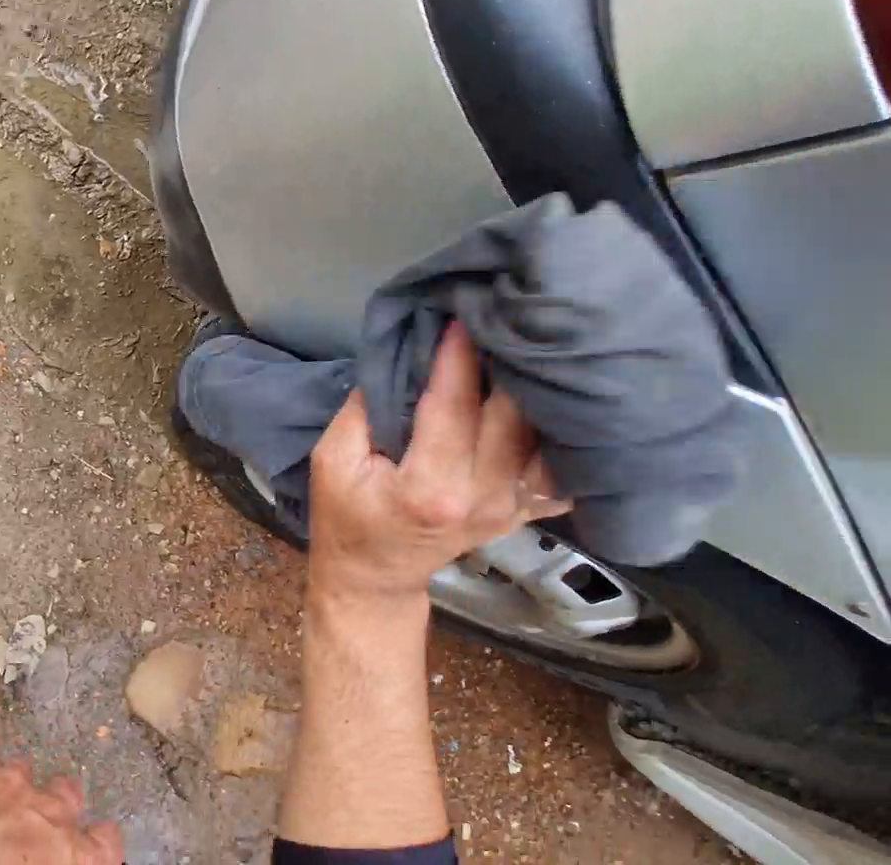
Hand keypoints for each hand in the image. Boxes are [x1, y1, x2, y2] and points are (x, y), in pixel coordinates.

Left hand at [0, 744, 123, 864]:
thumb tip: (49, 860)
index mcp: (74, 855)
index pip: (107, 842)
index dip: (99, 843)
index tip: (89, 845)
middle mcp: (51, 810)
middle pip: (68, 792)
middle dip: (56, 803)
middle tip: (34, 821)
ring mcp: (10, 781)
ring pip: (22, 770)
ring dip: (12, 786)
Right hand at [306, 322, 567, 603]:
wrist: (374, 573)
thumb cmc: (344, 514)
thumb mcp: (331, 460)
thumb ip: (364, 411)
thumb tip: (402, 362)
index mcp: (430, 488)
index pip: (453, 409)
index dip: (457, 360)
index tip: (458, 318)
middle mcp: (484, 498)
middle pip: (512, 418)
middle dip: (504, 364)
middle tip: (499, 319)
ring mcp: (513, 509)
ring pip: (542, 437)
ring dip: (534, 391)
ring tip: (522, 348)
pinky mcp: (525, 511)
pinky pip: (559, 466)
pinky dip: (556, 431)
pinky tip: (547, 399)